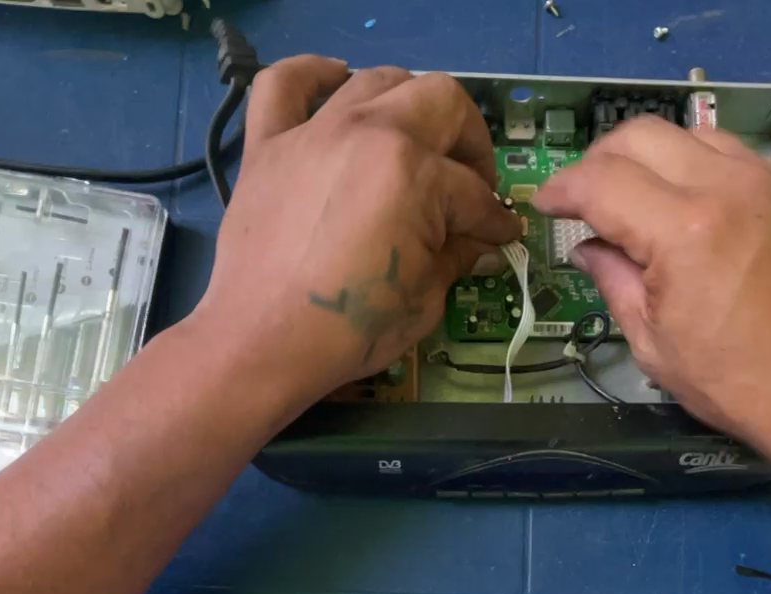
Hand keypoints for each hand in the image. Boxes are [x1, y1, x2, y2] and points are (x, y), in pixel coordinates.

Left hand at [184, 58, 521, 415]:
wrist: (266, 342)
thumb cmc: (353, 329)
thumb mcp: (425, 300)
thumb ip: (456, 259)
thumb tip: (480, 245)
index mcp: (414, 174)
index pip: (473, 192)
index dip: (495, 220)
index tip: (503, 236)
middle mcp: (368, 132)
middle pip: (441, 102)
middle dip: (470, 142)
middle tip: (471, 184)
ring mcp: (314, 131)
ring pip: (376, 80)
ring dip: (410, 105)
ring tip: (416, 144)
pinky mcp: (269, 145)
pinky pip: (285, 83)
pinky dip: (312, 74)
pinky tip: (334, 84)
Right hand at [534, 117, 770, 457]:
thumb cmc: (732, 384)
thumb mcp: (653, 344)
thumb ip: (614, 281)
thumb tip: (587, 246)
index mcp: (685, 231)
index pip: (603, 182)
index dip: (562, 188)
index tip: (546, 203)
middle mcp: (731, 187)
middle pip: (644, 135)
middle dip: (602, 160)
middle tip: (589, 198)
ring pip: (697, 138)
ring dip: (657, 162)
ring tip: (646, 205)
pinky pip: (745, 164)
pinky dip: (709, 179)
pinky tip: (706, 220)